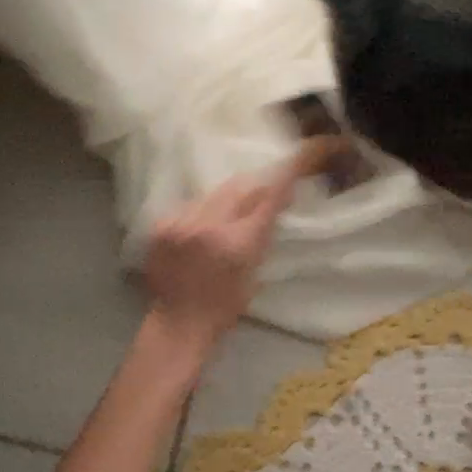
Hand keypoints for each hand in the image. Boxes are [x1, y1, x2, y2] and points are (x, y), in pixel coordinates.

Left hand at [141, 139, 337, 349]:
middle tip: (262, 195)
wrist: (178, 323)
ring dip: (226, 202)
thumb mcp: (254, 271)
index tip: (311, 148)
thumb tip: (271, 202)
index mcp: (239, 242)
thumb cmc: (224, 306)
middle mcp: (208, 226)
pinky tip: (200, 232)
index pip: (270, 195)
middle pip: (240, 187)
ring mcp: (180, 223)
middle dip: (255, 188)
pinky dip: (201, 212)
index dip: (292, 169)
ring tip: (225, 223)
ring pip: (214, 194)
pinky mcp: (160, 225)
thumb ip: (261, 234)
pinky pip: (190, 204)